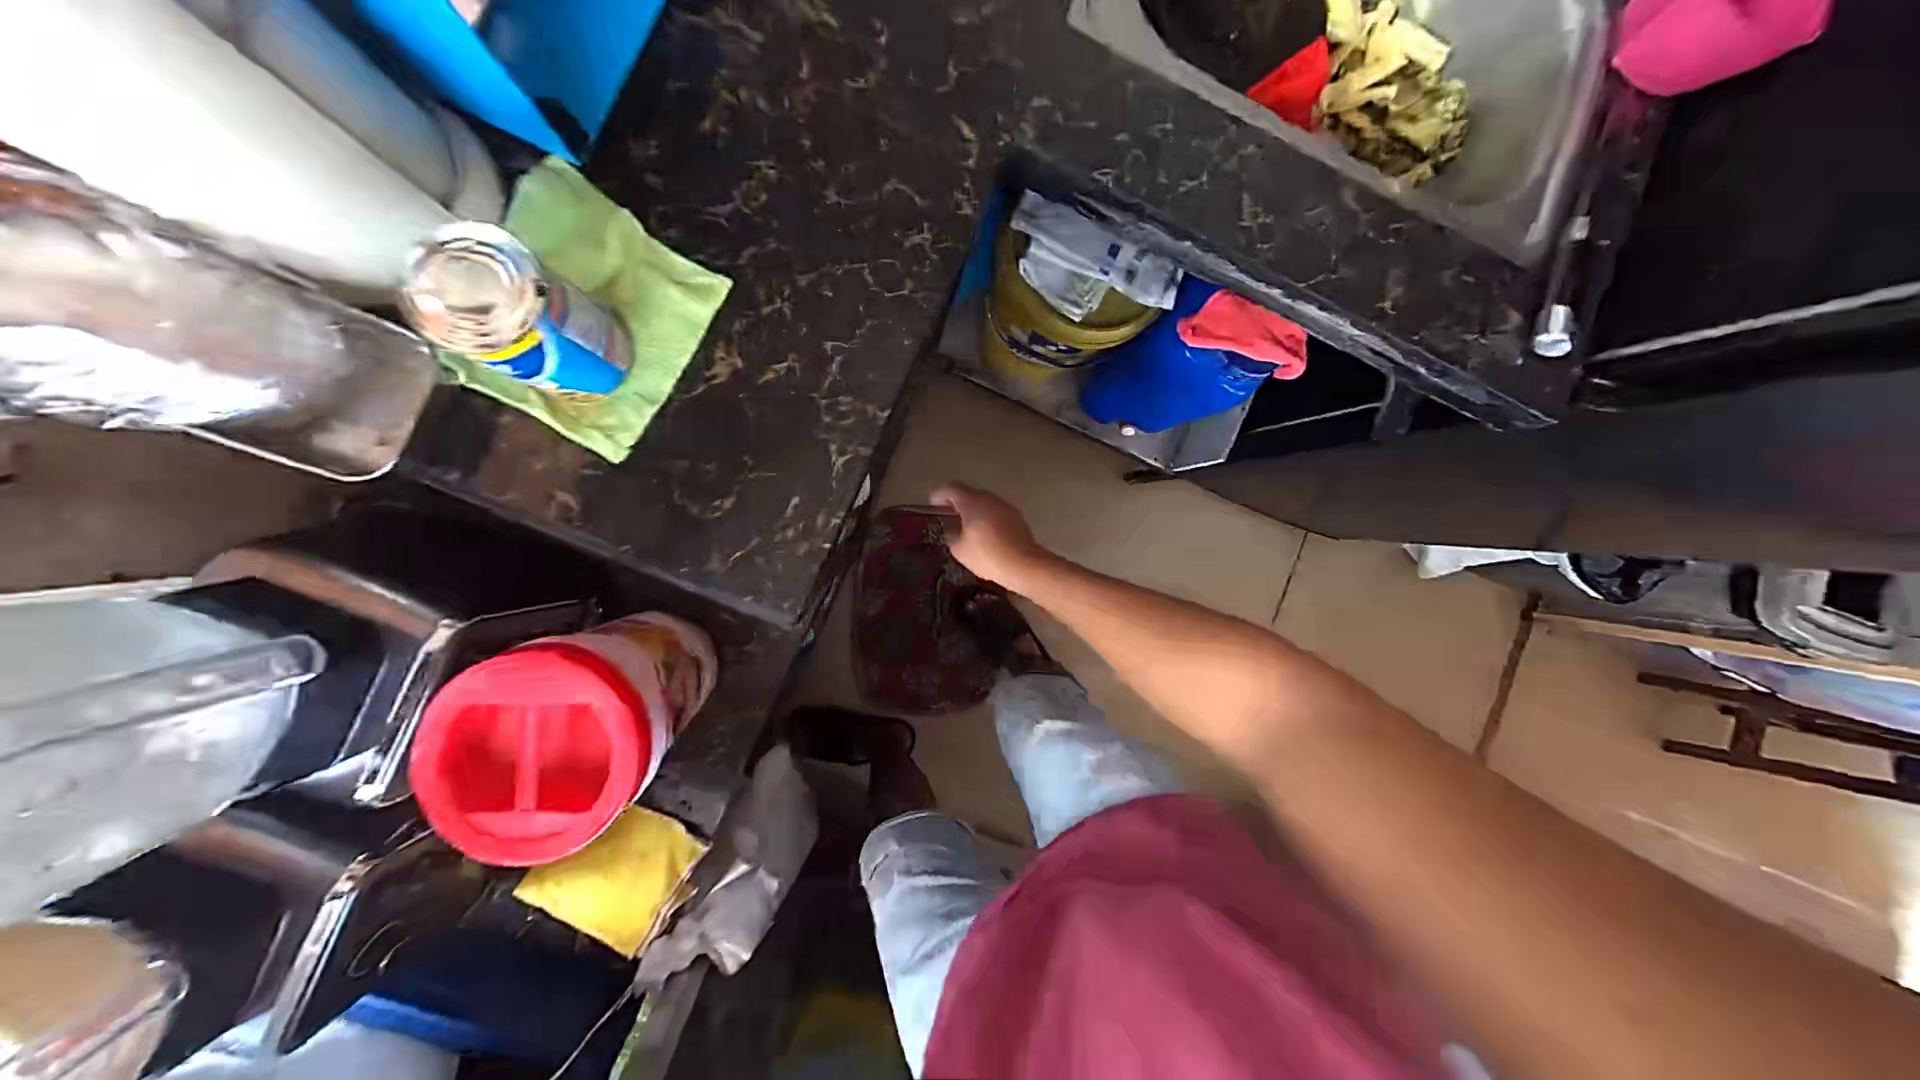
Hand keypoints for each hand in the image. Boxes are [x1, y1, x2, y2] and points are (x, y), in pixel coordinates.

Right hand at [928, 483, 1052, 589]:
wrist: (1023, 564)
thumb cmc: (986, 555)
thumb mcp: (959, 549)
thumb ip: (951, 534)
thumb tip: (952, 528)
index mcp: (972, 502)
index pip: (951, 488)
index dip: (939, 494)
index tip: (932, 502)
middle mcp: (989, 498)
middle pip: (969, 493)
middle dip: (956, 501)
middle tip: (947, 514)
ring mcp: (1005, 506)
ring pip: (984, 502)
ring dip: (973, 509)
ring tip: (965, 525)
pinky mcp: (1016, 517)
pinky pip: (995, 512)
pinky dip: (986, 517)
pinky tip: (984, 533)